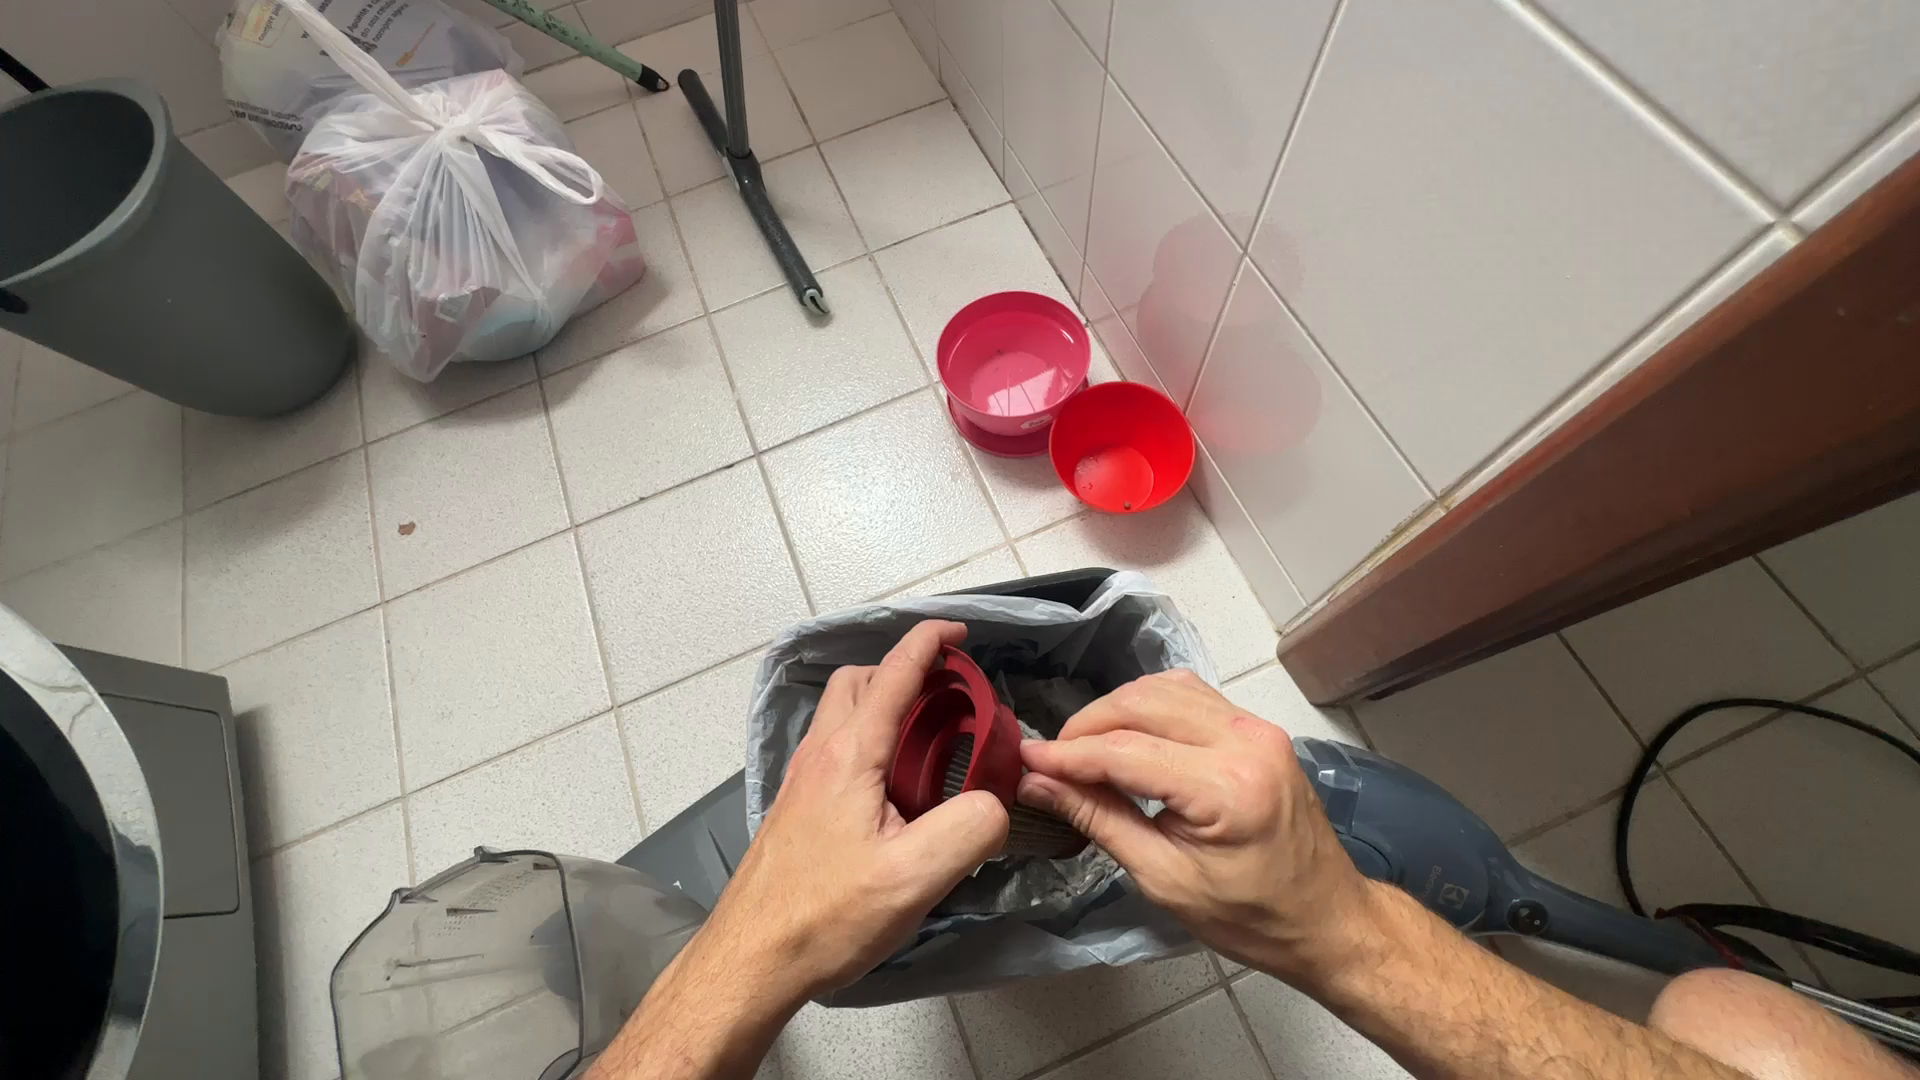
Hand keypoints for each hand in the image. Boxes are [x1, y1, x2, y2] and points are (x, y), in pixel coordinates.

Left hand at [704, 619, 1009, 1000]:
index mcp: (851, 753)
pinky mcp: (798, 804)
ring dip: (884, 702)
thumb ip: (970, 829)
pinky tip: (892, 786)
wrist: (749, 961)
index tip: (959, 631)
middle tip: (946, 697)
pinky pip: (837, 744)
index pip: (894, 673)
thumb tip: (993, 802)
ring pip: (843, 710)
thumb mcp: (914, 878)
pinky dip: (870, 736)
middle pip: (859, 680)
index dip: (928, 642)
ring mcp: (803, 777)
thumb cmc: (828, 915)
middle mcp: (821, 751)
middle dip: (903, 669)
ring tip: (926, 741)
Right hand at [1016, 669, 1375, 981]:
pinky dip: (1146, 705)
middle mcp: (1244, 740)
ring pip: (1161, 688)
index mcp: (1226, 788)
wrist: (1331, 919)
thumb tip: (1039, 784)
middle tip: (1052, 761)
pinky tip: (1127, 732)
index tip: (1024, 761)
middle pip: (1141, 704)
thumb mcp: (1165, 879)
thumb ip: (1099, 819)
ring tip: (1083, 748)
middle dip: (1086, 726)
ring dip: (1113, 711)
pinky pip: (1187, 693)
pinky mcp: (1255, 725)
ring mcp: (1255, 726)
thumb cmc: (1250, 917)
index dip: (1067, 754)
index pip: (1125, 752)